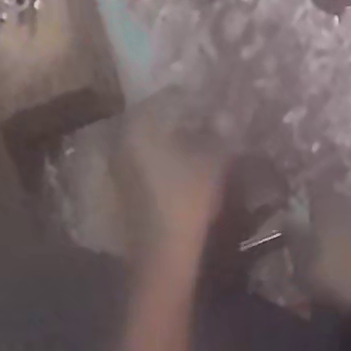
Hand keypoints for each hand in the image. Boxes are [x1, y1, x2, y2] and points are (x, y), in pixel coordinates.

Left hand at [120, 95, 227, 264]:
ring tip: (209, 144)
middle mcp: (122, 139)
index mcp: (138, 125)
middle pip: (160, 119)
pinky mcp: (130, 187)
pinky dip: (173, 160)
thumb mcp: (212, 162)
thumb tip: (228, 115)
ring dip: (182, 140)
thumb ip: (220, 134)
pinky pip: (154, 161)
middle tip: (217, 122)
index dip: (198, 99)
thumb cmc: (186, 201)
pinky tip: (194, 167)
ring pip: (157, 141)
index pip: (169, 97)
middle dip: (189, 119)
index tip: (220, 103)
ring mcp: (122, 165)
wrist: (163, 253)